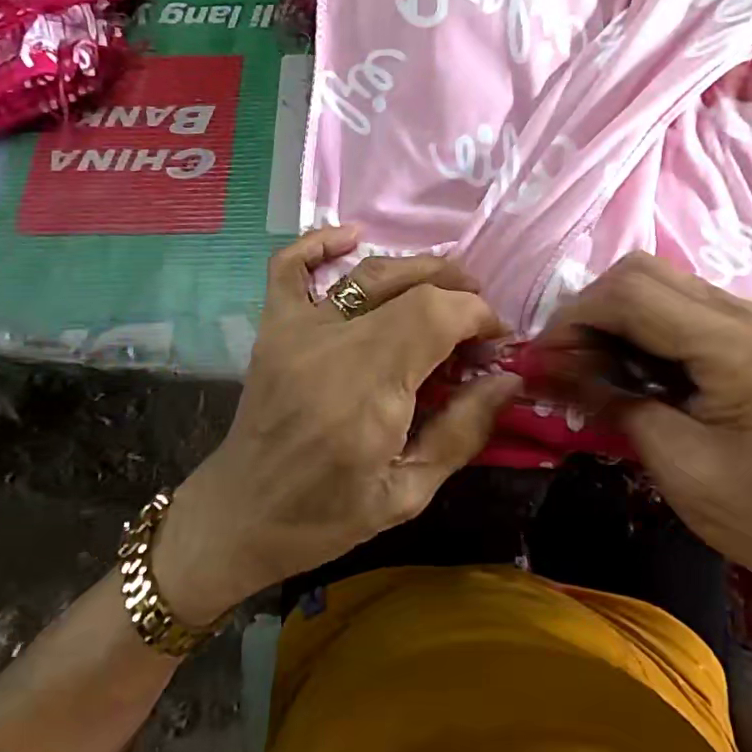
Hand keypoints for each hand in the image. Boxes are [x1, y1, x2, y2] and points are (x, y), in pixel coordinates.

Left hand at [148, 227, 520, 625]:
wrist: (242, 513)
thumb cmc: (325, 515)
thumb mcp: (407, 494)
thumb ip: (462, 431)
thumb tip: (509, 379)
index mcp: (369, 393)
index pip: (437, 315)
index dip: (478, 316)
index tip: (496, 342)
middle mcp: (332, 348)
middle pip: (409, 288)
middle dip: (457, 291)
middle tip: (478, 321)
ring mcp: (295, 332)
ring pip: (366, 275)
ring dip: (416, 270)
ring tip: (446, 285)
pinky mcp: (272, 329)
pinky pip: (288, 269)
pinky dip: (319, 244)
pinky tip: (353, 236)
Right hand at [537, 252, 751, 607]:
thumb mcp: (674, 460)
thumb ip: (608, 399)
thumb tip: (542, 367)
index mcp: (744, 346)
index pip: (633, 294)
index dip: (573, 318)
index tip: (541, 359)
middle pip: (644, 274)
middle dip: (588, 311)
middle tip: (561, 361)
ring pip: (659, 285)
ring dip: (610, 318)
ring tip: (586, 366)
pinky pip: (680, 311)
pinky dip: (638, 329)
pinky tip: (625, 368)